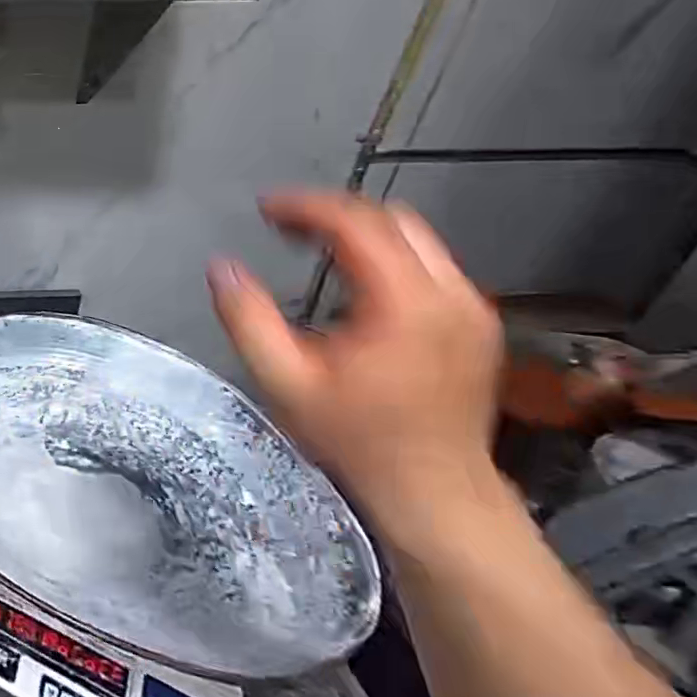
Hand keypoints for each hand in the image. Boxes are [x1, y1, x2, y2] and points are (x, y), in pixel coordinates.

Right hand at [206, 191, 505, 535]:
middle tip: (283, 225)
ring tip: (310, 244)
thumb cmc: (352, 436)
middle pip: (393, 220)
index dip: (306, 207)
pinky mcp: (475, 323)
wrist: (432, 490)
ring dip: (360, 230)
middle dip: (333, 211)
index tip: (264, 209)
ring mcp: (472, 308)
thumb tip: (221, 267)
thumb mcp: (282, 379)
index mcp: (405, 304)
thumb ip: (246, 318)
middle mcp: (450, 295)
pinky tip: (352, 278)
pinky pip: (429, 264)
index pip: (357, 224)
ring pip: (416, 238)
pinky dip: (385, 254)